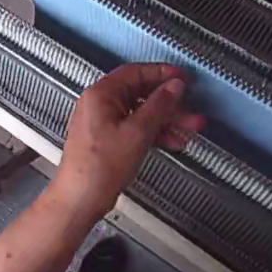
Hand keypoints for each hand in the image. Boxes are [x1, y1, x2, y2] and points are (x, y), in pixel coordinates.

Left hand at [47, 63, 205, 220]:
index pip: (136, 72)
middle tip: (191, 107)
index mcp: (101, 94)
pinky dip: (154, 133)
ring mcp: (103, 123)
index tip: (183, 78)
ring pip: (141, 113)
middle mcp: (99, 105)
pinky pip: (136, 129)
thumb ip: (159, 105)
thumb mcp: (137, 131)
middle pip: (141, 94)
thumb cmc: (98, 167)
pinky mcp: (108, 141)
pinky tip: (172, 141)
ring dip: (167, 120)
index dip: (162, 73)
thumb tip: (174, 87)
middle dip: (170, 103)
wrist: (80, 199)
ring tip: (191, 127)